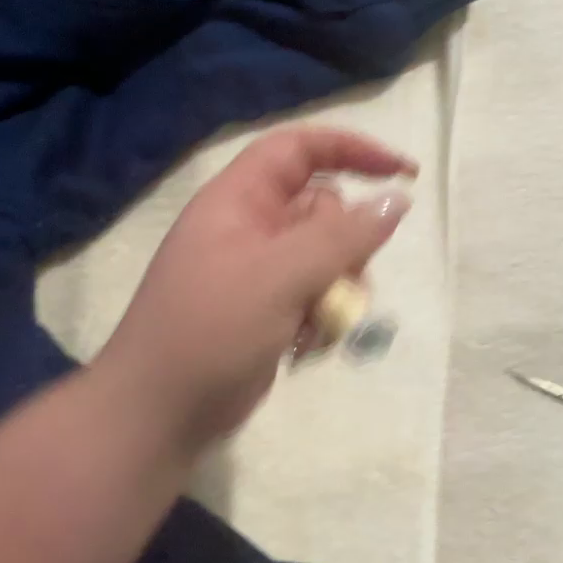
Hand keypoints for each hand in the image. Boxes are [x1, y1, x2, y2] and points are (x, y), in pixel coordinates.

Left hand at [95, 127, 413, 447]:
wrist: (157, 413)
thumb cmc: (209, 331)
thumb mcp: (279, 277)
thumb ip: (342, 237)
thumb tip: (396, 200)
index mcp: (238, 200)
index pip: (300, 149)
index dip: (352, 149)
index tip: (404, 174)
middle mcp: (249, 227)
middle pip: (324, 210)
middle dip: (345, 249)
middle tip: (341, 285)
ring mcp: (257, 272)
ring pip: (326, 259)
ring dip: (336, 292)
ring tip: (318, 327)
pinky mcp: (266, 312)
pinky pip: (314, 297)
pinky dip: (320, 320)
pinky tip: (303, 349)